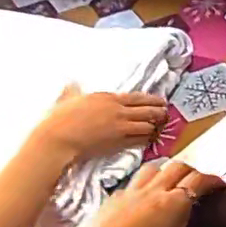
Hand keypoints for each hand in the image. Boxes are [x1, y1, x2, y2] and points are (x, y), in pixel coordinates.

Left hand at [28, 161, 223, 226]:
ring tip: (170, 181)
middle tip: (199, 182)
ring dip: (166, 170)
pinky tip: (141, 201)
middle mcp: (153, 192)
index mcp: (175, 204)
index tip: (220, 185)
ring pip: (153, 168)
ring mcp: (130, 193)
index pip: (200, 180)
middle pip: (178, 166)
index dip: (214, 180)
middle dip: (193, 171)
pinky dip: (142, 186)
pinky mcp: (111, 201)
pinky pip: (131, 184)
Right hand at [33, 90, 169, 161]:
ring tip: (161, 128)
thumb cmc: (59, 118)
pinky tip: (151, 139)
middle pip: (148, 110)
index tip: (160, 101)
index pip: (137, 97)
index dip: (152, 100)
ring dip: (156, 127)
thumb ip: (74, 91)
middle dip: (160, 112)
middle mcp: (118, 111)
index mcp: (108, 98)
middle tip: (167, 114)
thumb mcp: (68, 98)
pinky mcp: (120, 142)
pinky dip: (148, 139)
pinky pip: (141, 140)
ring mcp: (121, 127)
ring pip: (148, 125)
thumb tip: (71, 84)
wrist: (58, 138)